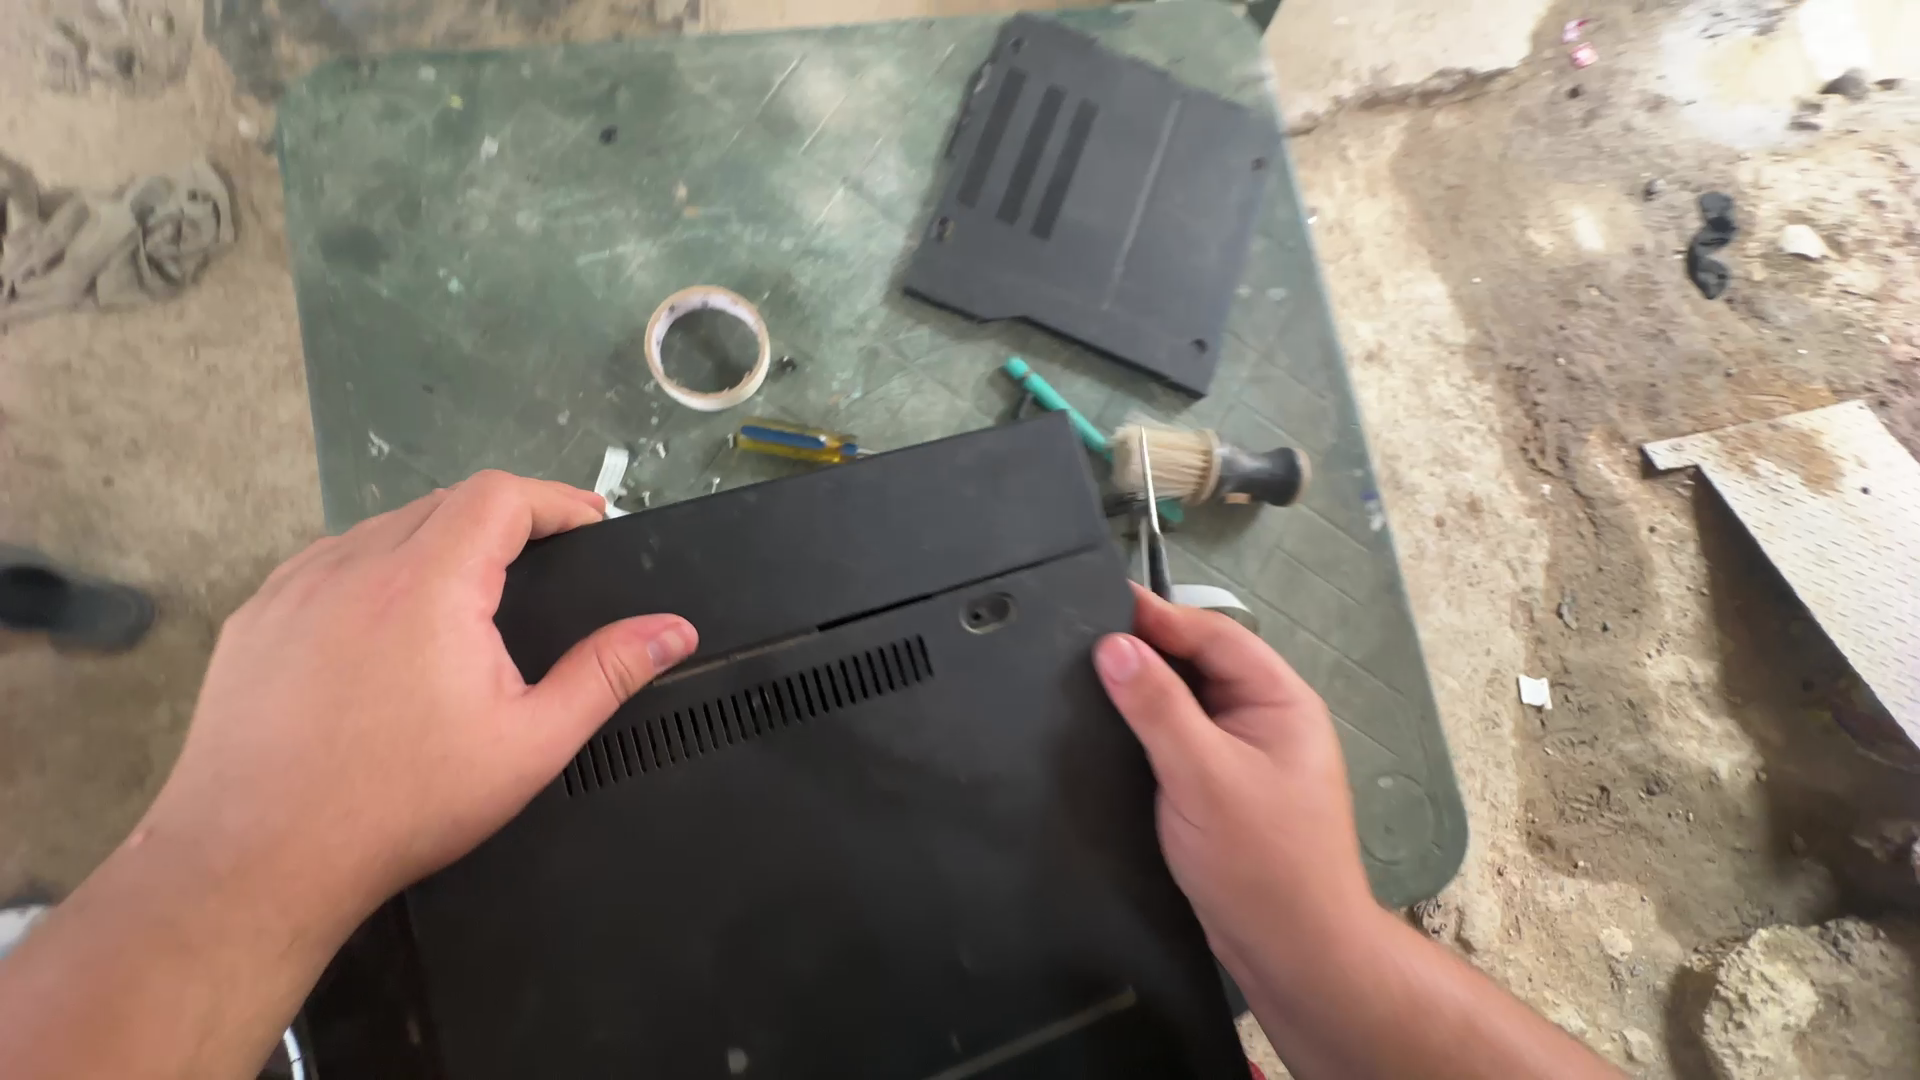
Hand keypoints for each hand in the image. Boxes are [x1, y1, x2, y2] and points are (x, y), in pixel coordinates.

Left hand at [137, 471, 696, 930]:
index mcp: (429, 586)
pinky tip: (398, 614)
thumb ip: (611, 672)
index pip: (500, 495)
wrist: (249, 868)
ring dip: (447, 535)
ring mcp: (292, 590)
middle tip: (551, 555)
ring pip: (388, 524)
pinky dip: (385, 561)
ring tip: (481, 583)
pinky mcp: (254, 620)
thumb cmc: (406, 801)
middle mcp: (354, 568)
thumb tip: (675, 631)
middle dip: (510, 515)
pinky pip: (334, 558)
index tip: (590, 523)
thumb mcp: (535, 740)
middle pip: (447, 500)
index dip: (555, 499)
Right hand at [1092, 585, 1373, 978]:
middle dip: (1146, 645)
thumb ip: (1157, 707)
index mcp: (1278, 698)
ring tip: (1083, 667)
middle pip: (1199, 660)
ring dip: (1142, 682)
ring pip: (1186, 696)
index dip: (1157, 615)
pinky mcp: (1219, 780)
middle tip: (1079, 631)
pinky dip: (1145, 719)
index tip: (1098, 599)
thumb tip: (1111, 644)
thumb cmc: (1259, 860)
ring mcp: (1242, 749)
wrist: (1292, 955)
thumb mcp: (1203, 775)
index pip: (1213, 635)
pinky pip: (1178, 731)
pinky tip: (1108, 719)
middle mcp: (1263, 714)